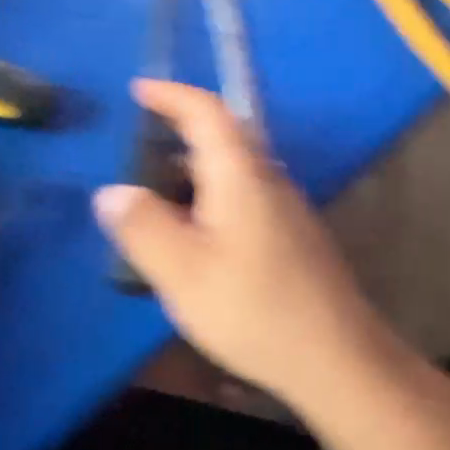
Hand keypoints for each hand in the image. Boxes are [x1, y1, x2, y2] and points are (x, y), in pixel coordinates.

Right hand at [94, 80, 388, 404]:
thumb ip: (143, 226)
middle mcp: (268, 179)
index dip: (172, 95)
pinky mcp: (292, 238)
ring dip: (192, 170)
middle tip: (137, 145)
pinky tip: (193, 236)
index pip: (207, 112)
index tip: (138, 90)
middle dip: (178, 131)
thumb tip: (111, 191)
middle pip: (222, 137)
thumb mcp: (182, 271)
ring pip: (233, 171)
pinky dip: (209, 198)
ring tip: (153, 194)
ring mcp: (285, 209)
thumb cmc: (254, 308)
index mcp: (241, 173)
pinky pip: (242, 197)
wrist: (337, 359)